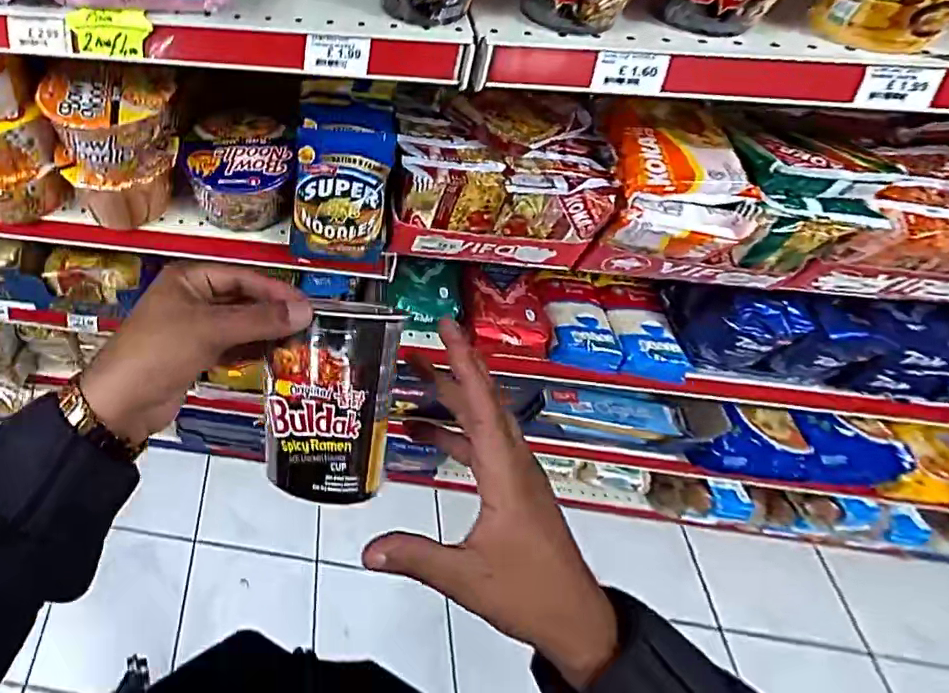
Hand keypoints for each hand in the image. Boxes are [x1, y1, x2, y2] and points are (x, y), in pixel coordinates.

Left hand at [78, 262, 311, 444]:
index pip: (241, 276)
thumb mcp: (211, 329)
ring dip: (264, 332)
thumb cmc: (157, 353)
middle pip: (241, 299)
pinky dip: (250, 350)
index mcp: (189, 278)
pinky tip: (271, 357)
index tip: (302, 302)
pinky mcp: (195, 354)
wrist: (120, 405)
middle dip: (270, 312)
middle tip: (304, 323)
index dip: (273, 289)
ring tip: (295, 341)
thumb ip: (259, 320)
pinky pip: (231, 346)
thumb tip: (302, 310)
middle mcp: (191, 298)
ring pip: (238, 324)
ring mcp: (192, 327)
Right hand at [362, 320, 619, 688]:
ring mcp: (516, 472)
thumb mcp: (467, 577)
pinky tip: (427, 435)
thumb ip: (416, 556)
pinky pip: (482, 442)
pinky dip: (454, 432)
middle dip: (450, 368)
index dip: (463, 360)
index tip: (449, 327)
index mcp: (505, 471)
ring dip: (450, 398)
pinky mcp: (515, 485)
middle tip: (420, 344)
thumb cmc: (532, 594)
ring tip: (415, 378)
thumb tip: (370, 550)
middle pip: (481, 401)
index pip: (482, 402)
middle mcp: (513, 462)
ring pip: (482, 419)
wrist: (578, 620)